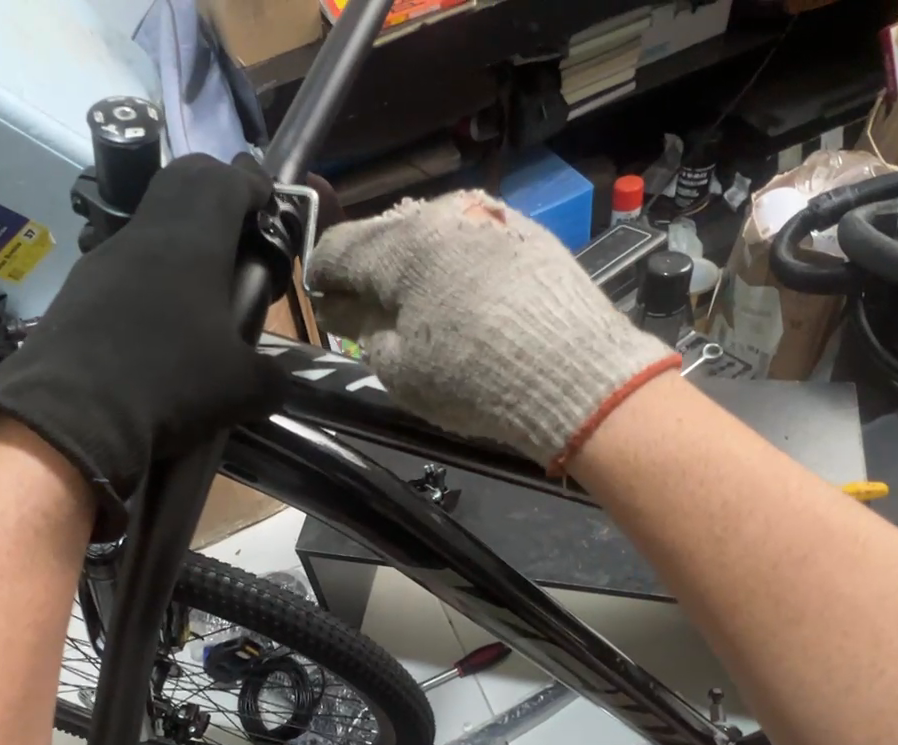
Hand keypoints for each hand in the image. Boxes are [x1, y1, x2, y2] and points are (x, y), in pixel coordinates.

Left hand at [0, 154, 289, 538]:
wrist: (72, 417)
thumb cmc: (170, 384)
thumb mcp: (242, 389)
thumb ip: (273, 377)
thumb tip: (279, 380)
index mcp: (193, 241)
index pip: (226, 181)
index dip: (253, 184)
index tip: (268, 203)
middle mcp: (144, 236)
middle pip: (182, 183)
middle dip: (215, 195)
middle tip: (238, 230)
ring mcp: (103, 262)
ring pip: (149, 227)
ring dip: (179, 242)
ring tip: (201, 287)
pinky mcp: (76, 294)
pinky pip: (122, 268)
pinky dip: (148, 278)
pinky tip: (156, 324)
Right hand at [308, 192, 678, 473]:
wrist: (576, 377)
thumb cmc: (473, 377)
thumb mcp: (398, 368)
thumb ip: (362, 329)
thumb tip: (346, 308)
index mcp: (400, 245)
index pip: (337, 248)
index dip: (321, 277)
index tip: (323, 301)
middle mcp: (441, 215)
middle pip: (383, 237)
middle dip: (368, 273)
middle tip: (367, 313)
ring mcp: (488, 219)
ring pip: (428, 237)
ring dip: (412, 268)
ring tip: (418, 310)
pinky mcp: (525, 234)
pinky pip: (469, 244)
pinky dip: (452, 268)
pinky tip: (462, 302)